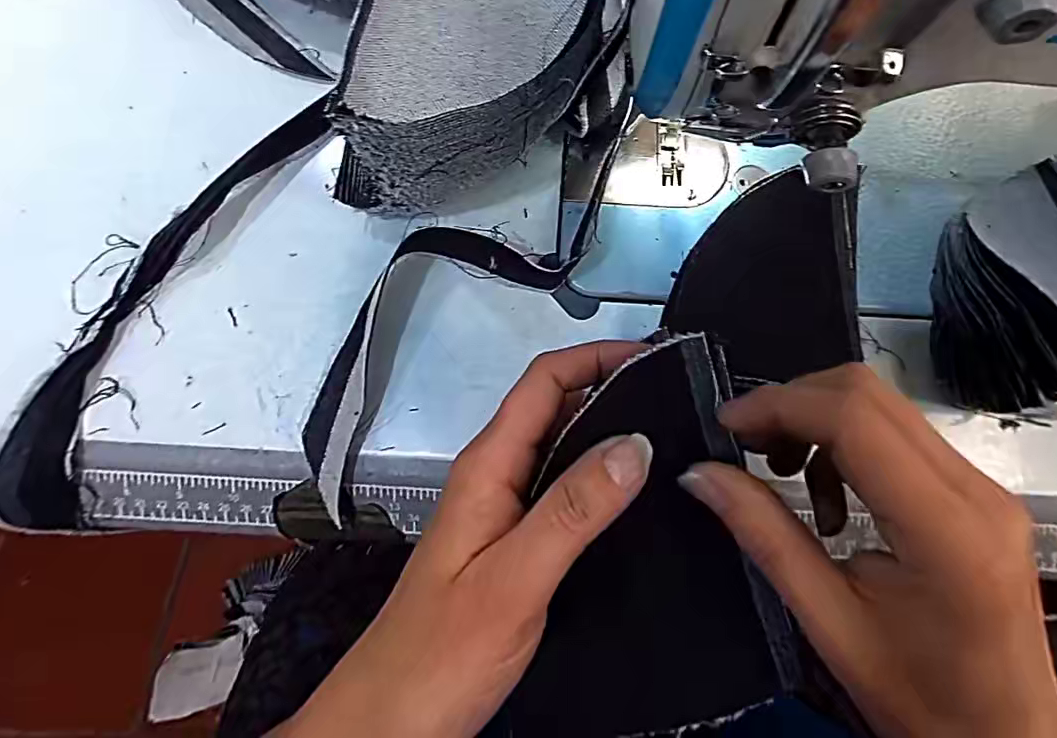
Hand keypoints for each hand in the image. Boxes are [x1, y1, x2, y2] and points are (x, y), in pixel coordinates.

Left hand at [280, 341, 652, 737]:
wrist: (387, 728)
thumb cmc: (438, 656)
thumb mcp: (514, 578)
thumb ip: (574, 509)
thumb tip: (635, 444)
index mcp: (489, 464)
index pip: (545, 380)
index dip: (595, 356)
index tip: (648, 357)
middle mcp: (496, 473)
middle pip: (556, 402)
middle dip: (611, 384)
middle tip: (669, 394)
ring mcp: (504, 505)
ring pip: (563, 442)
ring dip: (610, 427)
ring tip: (665, 434)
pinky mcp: (515, 537)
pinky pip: (566, 483)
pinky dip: (603, 471)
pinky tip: (634, 492)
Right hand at [679, 364, 1056, 737]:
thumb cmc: (924, 703)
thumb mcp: (831, 626)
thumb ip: (766, 538)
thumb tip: (701, 474)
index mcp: (947, 531)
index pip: (854, 420)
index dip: (782, 405)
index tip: (729, 422)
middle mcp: (976, 489)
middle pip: (869, 393)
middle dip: (795, 403)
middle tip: (748, 441)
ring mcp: (984, 482)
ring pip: (882, 402)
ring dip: (819, 419)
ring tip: (787, 473)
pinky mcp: (978, 485)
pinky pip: (898, 429)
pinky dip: (847, 440)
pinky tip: (830, 494)